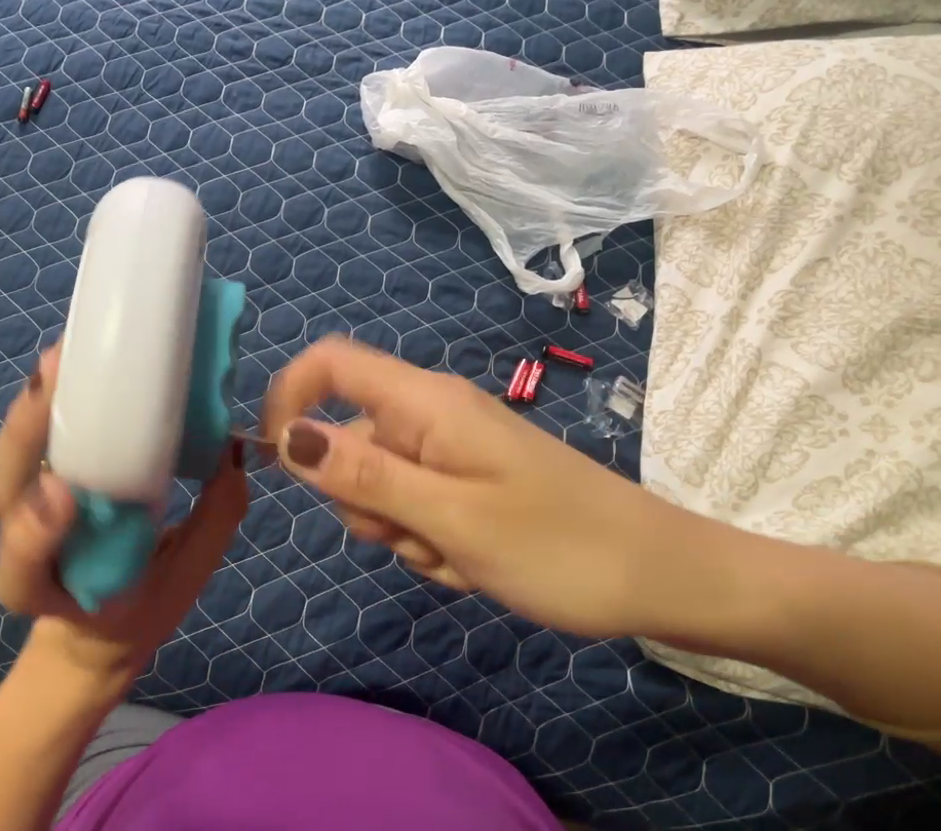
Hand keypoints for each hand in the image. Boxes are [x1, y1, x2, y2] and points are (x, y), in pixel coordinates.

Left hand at [0, 347, 248, 682]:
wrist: (96, 619)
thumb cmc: (138, 602)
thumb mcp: (184, 577)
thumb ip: (211, 521)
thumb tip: (234, 450)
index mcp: (47, 589)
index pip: (21, 573)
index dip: (32, 536)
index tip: (66, 497)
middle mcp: (21, 542)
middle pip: (3, 490)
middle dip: (24, 434)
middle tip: (55, 381)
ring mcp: (26, 501)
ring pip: (11, 454)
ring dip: (32, 404)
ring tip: (63, 356)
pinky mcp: (40, 471)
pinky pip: (34, 435)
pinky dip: (49, 397)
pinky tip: (75, 357)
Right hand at [261, 336, 686, 638]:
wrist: (663, 578)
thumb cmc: (559, 545)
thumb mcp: (449, 517)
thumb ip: (362, 476)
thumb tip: (284, 437)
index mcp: (425, 402)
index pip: (329, 363)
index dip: (290, 399)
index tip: (278, 461)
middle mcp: (431, 415)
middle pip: (348, 439)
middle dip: (362, 499)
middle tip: (417, 536)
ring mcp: (451, 449)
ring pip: (380, 484)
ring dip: (400, 529)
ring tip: (458, 557)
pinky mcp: (468, 481)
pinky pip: (415, 506)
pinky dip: (428, 540)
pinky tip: (472, 564)